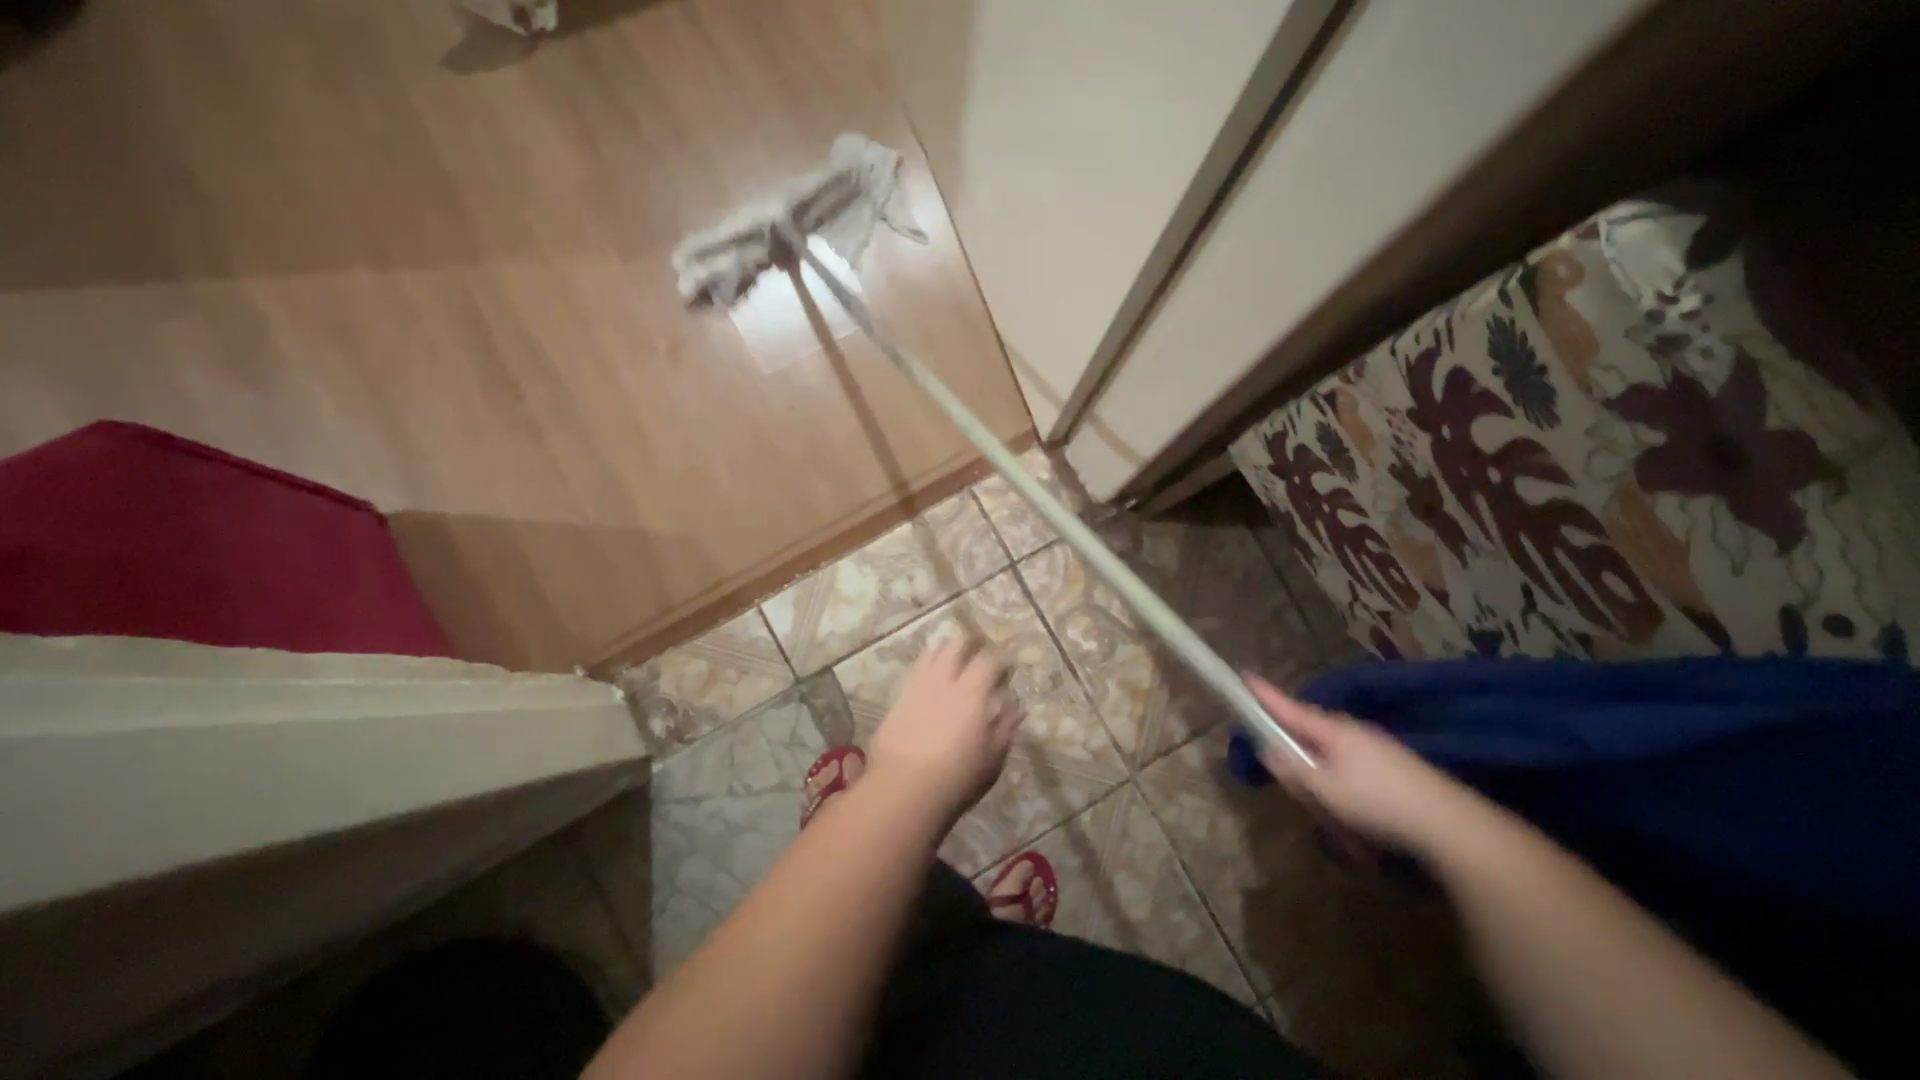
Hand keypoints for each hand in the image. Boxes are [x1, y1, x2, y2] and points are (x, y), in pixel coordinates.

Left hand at [868, 638, 1018, 824]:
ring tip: (952, 653)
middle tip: (979, 649)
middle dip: (970, 642)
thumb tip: (1017, 707)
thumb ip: (1006, 727)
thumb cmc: (956, 776)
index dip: (1000, 657)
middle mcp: (943, 682)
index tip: (1007, 664)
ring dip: (944, 648)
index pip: (988, 660)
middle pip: (956, 646)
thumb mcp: (992, 757)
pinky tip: (928, 673)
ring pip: (930, 653)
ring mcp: (916, 688)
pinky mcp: (897, 700)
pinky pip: (914, 671)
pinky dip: (925, 665)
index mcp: (971, 693)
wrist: (903, 788)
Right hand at [1246, 674, 1492, 854]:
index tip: (1245, 675)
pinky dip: (1346, 797)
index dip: (1266, 696)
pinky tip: (1358, 825)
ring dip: (1326, 790)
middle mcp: (1354, 733)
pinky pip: (1354, 776)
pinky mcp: (1394, 771)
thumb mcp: (1325, 791)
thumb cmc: (1378, 802)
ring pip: (1333, 762)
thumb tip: (1268, 750)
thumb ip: (1293, 771)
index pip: (1290, 709)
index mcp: (1333, 731)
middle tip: (1302, 796)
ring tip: (1339, 824)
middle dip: (1299, 764)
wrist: (1449, 824)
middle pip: (1310, 738)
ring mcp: (1377, 751)